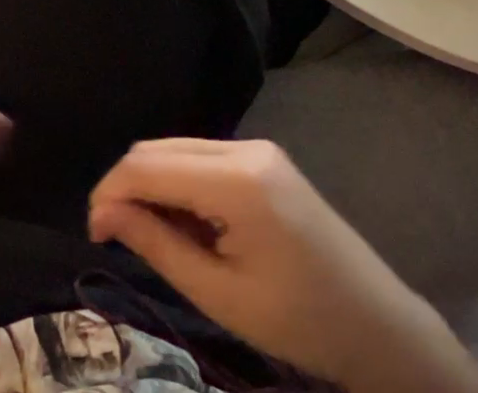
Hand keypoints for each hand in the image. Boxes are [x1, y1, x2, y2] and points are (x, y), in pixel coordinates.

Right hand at [88, 140, 477, 392]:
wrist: (381, 328)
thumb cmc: (300, 321)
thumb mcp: (217, 292)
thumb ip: (154, 243)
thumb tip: (101, 214)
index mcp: (236, 181)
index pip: (145, 167)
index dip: (108, 195)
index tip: (95, 235)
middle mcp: (245, 149)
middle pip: (155, 150)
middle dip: (125, 187)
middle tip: (116, 237)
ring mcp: (258, 150)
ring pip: (174, 150)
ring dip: (150, 185)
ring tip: (151, 235)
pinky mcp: (264, 160)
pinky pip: (199, 159)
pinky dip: (176, 183)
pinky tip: (184, 223)